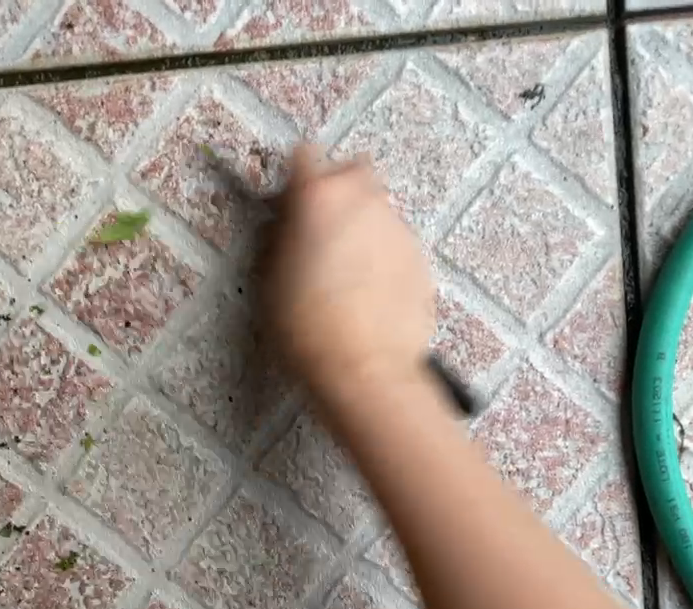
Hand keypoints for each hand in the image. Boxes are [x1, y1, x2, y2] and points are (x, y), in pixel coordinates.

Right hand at [261, 145, 436, 411]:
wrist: (365, 368)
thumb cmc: (307, 330)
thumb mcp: (271, 282)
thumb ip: (280, 238)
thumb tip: (285, 223)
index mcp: (319, 198)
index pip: (304, 156)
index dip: (295, 178)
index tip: (290, 202)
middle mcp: (364, 200)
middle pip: (352, 171)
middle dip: (337, 190)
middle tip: (321, 230)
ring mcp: (398, 228)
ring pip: (377, 210)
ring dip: (361, 227)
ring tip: (346, 273)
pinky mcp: (420, 258)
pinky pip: (395, 245)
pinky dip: (382, 258)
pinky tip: (369, 294)